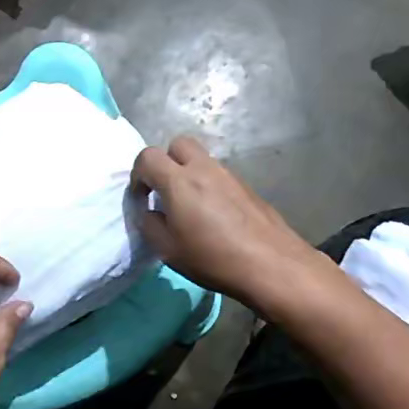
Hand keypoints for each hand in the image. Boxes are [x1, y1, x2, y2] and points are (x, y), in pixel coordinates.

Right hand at [131, 136, 322, 312]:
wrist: (271, 264)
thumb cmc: (213, 258)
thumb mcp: (167, 249)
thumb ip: (149, 224)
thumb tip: (149, 211)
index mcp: (179, 181)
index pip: (147, 157)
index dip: (137, 175)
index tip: (141, 199)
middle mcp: (204, 169)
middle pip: (178, 144)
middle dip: (165, 162)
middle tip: (164, 191)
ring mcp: (229, 174)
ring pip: (201, 158)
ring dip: (187, 173)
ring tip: (189, 206)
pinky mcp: (246, 186)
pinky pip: (218, 174)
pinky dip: (208, 185)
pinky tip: (213, 215)